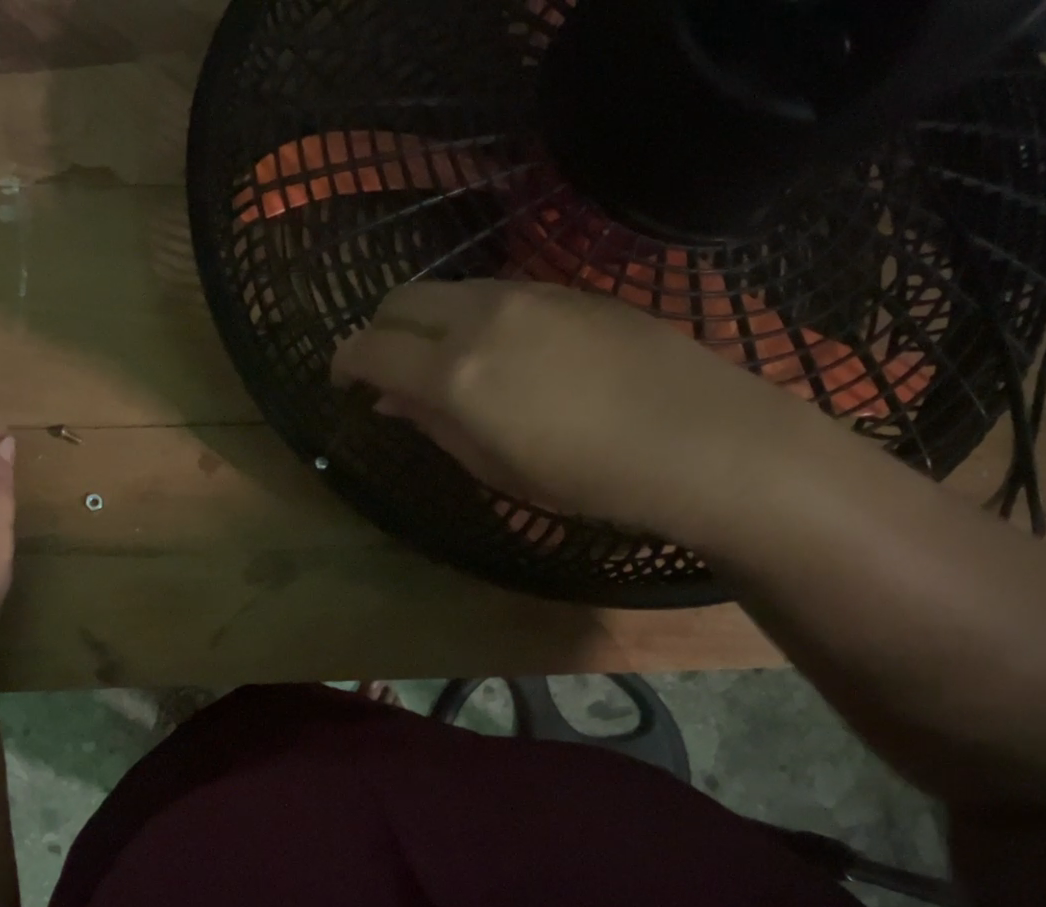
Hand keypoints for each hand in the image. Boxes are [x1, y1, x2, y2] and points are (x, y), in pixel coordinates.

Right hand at [331, 280, 816, 533]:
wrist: (704, 441)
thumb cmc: (588, 477)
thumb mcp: (494, 467)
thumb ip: (433, 424)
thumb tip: (390, 399)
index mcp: (454, 371)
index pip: (369, 348)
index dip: (342, 363)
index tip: (341, 383)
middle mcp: (480, 317)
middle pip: (400, 300)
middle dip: (379, 330)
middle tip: (386, 371)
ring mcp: (528, 295)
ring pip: (448, 291)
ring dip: (428, 322)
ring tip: (446, 366)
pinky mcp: (568, 290)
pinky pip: (495, 294)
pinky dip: (472, 317)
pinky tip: (503, 355)